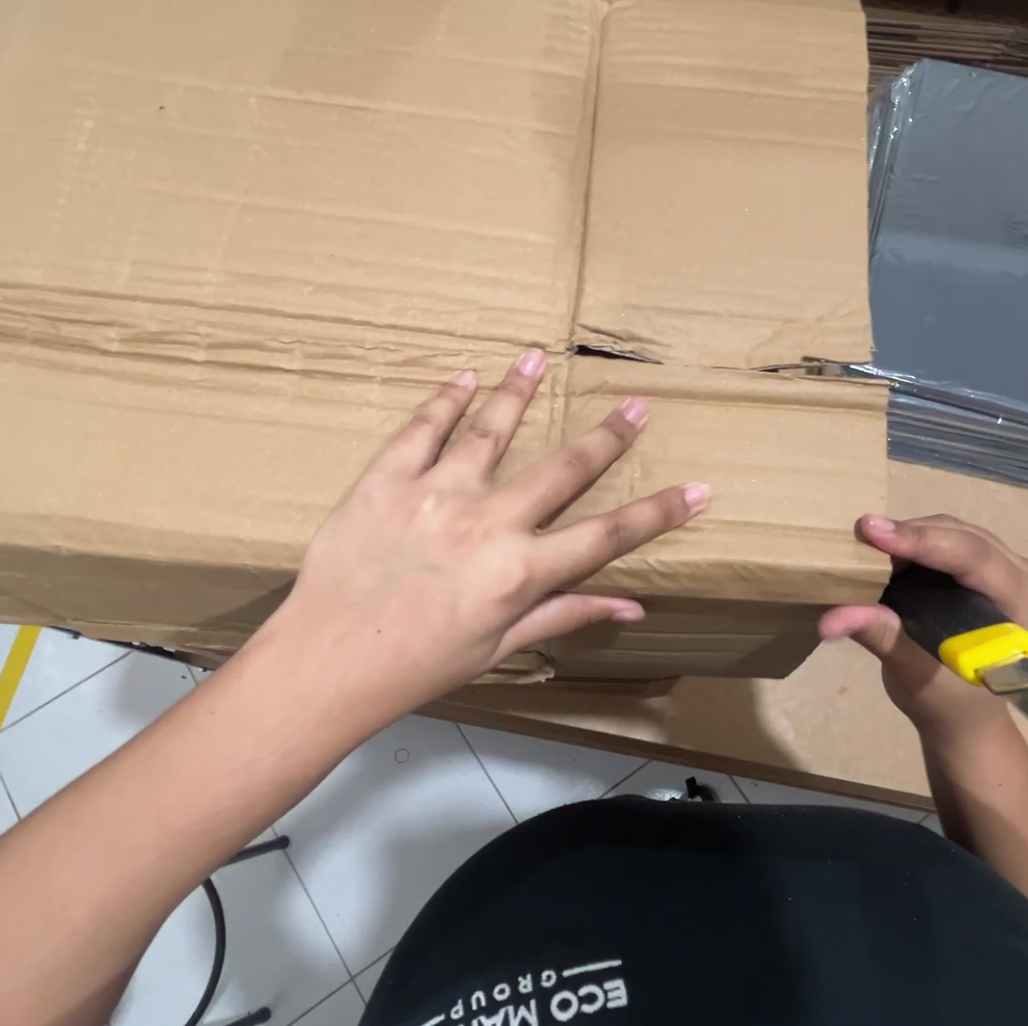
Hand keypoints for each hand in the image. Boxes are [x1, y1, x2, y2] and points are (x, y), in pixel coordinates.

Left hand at [258, 349, 708, 722]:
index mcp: (520, 573)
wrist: (328, 663)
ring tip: (538, 357)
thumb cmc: (420, 666)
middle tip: (636, 406)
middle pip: (563, 469)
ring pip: (491, 430)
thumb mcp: (500, 647)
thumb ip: (564, 614)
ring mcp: (434, 494)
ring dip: (519, 390)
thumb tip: (631, 607)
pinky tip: (462, 377)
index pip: (608, 536)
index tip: (699, 489)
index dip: (659, 513)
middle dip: (607, 437)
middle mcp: (487, 524)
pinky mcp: (385, 480)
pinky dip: (444, 401)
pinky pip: (421, 429)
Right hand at [819, 514, 1027, 734]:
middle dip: (909, 533)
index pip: (972, 557)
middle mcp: (1019, 577)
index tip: (870, 531)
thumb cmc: (946, 700)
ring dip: (908, 534)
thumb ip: (881, 637)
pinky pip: (945, 538)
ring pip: (951, 530)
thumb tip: (831, 617)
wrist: (961, 716)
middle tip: (860, 535)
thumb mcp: (913, 672)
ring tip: (867, 545)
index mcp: (1020, 604)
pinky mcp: (979, 567)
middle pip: (961, 536)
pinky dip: (911, 541)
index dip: (920, 541)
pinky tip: (884, 551)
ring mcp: (1001, 568)